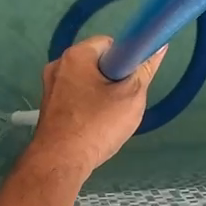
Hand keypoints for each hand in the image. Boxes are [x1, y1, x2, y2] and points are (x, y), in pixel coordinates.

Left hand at [28, 36, 166, 174]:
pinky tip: (94, 128)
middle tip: (123, 102)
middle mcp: (58, 65)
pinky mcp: (47, 108)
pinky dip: (86, 109)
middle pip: (96, 64)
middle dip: (113, 80)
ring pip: (85, 83)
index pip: (109, 43)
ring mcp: (49, 88)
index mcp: (76, 55)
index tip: (131, 81)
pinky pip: (74, 100)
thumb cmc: (97, 126)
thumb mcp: (131, 97)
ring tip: (109, 119)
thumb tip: (158, 46)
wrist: (60, 161)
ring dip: (100, 96)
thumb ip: (145, 70)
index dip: (126, 60)